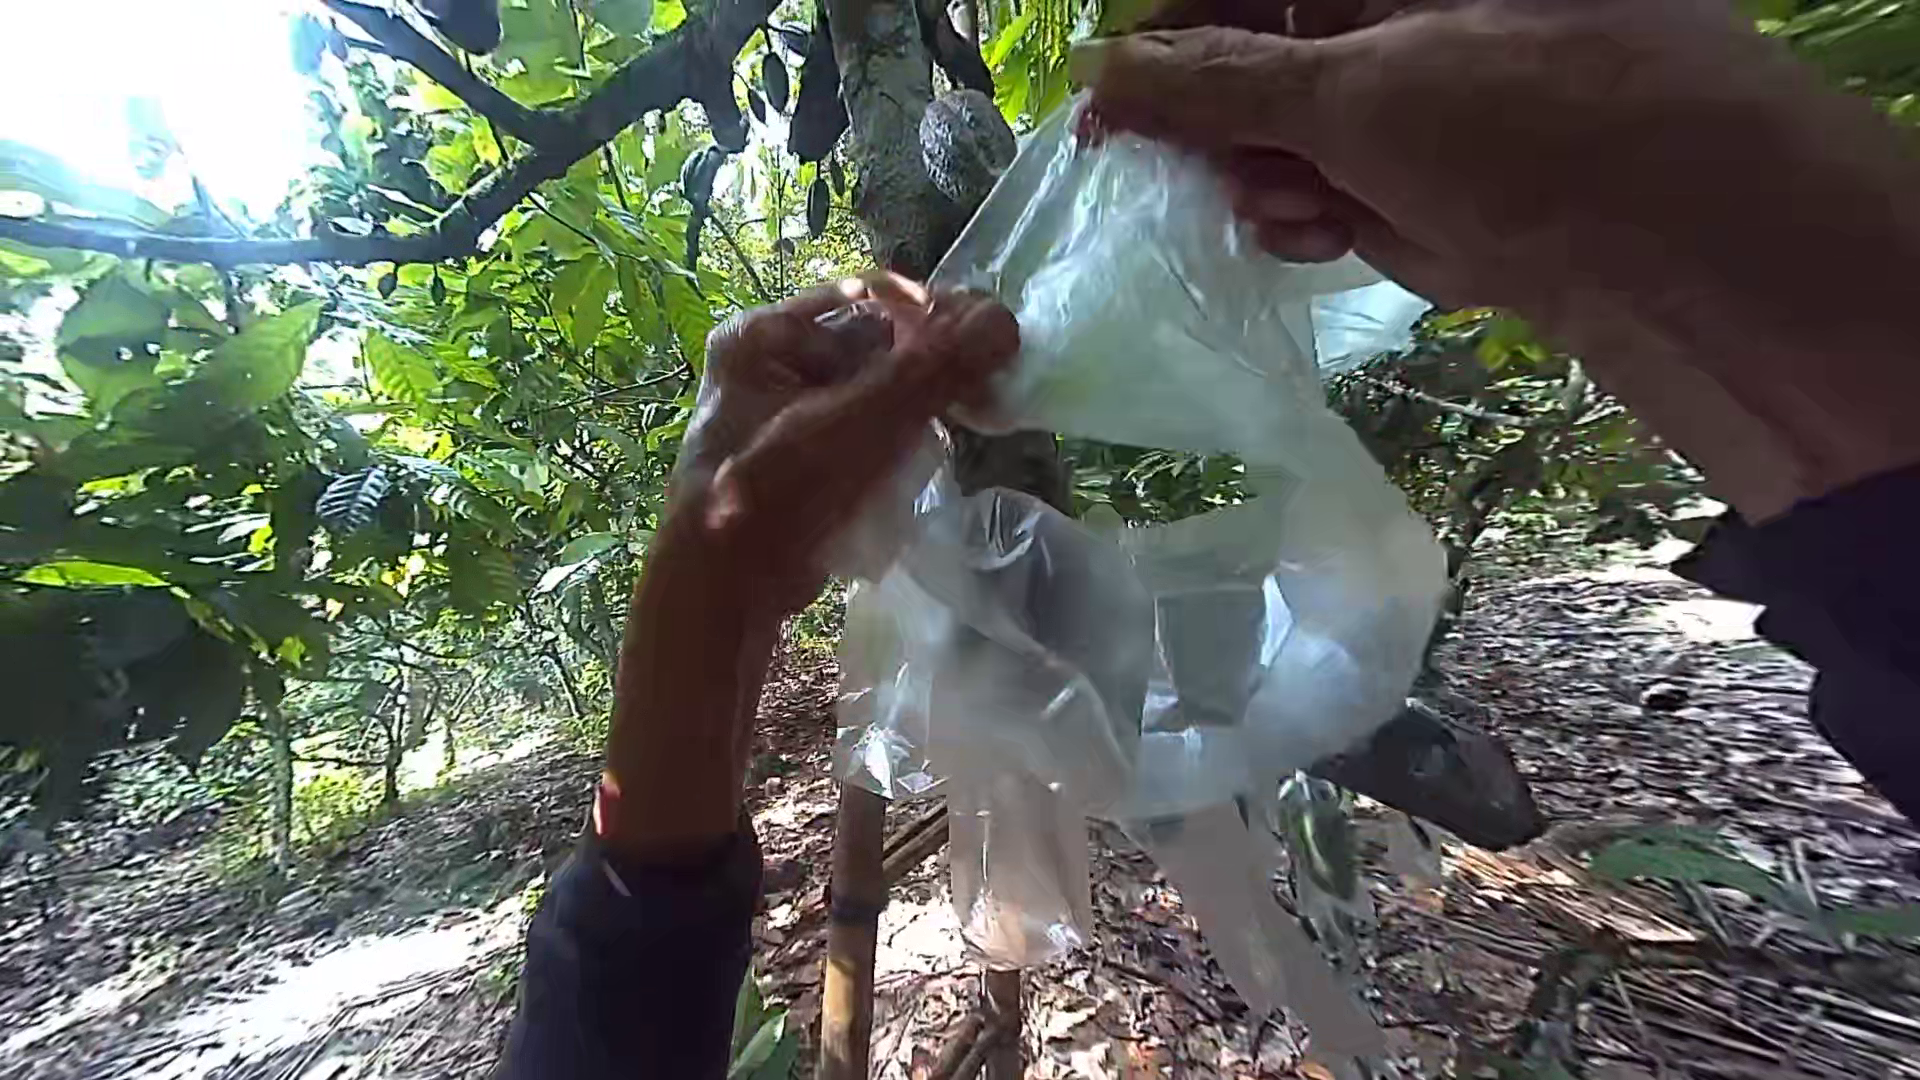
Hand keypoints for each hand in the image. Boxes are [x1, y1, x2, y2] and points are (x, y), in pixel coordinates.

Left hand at [599, 278, 1017, 857]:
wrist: (727, 589)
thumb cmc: (778, 491)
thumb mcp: (856, 422)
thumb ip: (929, 371)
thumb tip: (1003, 323)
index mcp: (766, 337)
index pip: (867, 302)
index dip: (931, 314)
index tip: (984, 341)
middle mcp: (773, 369)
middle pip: (875, 350)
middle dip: (930, 370)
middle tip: (981, 390)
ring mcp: (790, 418)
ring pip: (877, 395)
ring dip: (920, 410)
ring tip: (961, 424)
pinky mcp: (808, 461)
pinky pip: (867, 435)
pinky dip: (899, 444)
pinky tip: (924, 462)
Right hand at [1078, 0, 1919, 518]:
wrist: (1607, 233)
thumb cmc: (1501, 120)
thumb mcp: (1347, 89)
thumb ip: (1218, 83)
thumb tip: (1107, 76)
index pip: (1215, 5)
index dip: (1149, 55)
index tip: (1099, 116)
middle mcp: (1345, 37)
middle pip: (1219, 86)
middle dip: (1203, 138)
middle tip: (1198, 174)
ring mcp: (1345, 116)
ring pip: (1240, 155)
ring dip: (1254, 189)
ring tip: (1310, 204)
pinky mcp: (1348, 183)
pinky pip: (1274, 204)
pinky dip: (1286, 225)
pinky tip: (1327, 231)